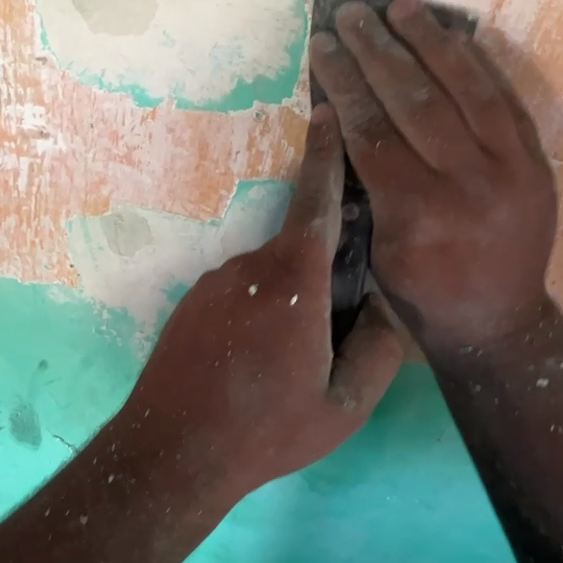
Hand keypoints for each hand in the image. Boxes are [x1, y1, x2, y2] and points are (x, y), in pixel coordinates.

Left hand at [118, 104, 404, 502]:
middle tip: (337, 330)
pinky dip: (260, 313)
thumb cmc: (266, 429)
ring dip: (290, 302)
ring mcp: (214, 282)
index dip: (326, 155)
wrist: (172, 449)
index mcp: (292, 280)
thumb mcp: (343, 405)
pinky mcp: (193, 302)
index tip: (330, 112)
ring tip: (292, 362)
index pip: (316, 201)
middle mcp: (249, 266)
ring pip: (270, 277)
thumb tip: (390, 309)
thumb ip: (379, 351)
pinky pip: (241, 293)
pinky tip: (258, 362)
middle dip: (324, 274)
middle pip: (300, 249)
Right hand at [308, 0, 558, 352]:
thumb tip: (343, 116)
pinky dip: (477, 64)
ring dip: (428, 41)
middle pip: (414, 99)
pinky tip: (453, 35)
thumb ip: (362, 184)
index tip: (322, 47)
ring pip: (465, 89)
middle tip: (350, 15)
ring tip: (400, 7)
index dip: (344, 82)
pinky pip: (505, 99)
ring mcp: (510, 168)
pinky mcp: (536, 161)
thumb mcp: (375, 249)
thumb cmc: (421, 292)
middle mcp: (466, 183)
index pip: (372, 130)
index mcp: (416, 212)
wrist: (498, 321)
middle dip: (376, 51)